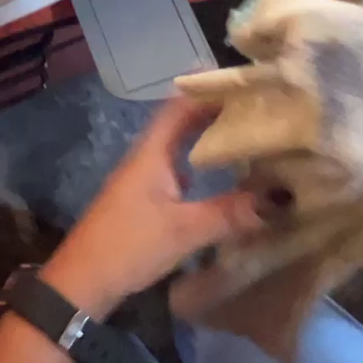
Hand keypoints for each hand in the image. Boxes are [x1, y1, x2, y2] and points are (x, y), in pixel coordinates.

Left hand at [41, 100, 262, 317]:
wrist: (83, 281)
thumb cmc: (129, 244)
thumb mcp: (184, 230)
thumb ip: (229, 213)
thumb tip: (279, 197)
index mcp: (151, 153)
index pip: (179, 107)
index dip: (205, 90)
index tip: (240, 81)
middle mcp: (145, 158)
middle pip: (179, 123)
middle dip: (210, 111)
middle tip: (252, 105)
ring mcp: (141, 179)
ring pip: (177, 146)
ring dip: (203, 136)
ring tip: (241, 132)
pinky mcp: (142, 201)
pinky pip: (175, 169)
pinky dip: (196, 163)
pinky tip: (214, 174)